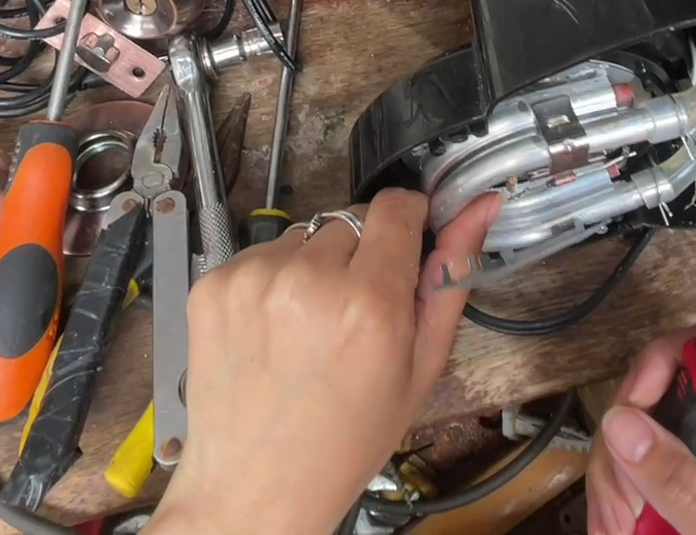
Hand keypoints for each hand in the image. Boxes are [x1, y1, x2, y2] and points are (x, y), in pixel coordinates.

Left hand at [149, 189, 500, 533]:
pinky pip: (263, 252)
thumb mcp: (420, 366)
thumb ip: (451, 276)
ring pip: (306, 234)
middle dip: (360, 253)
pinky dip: (274, 277)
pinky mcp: (215, 283)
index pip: (396, 206)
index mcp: (369, 302)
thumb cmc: (348, 437)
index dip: (407, 220)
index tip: (405, 241)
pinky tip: (275, 326)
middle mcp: (308, 279)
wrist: (255, 488)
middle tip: (353, 308)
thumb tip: (479, 208)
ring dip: (315, 264)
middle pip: (351, 220)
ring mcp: (254, 278)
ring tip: (309, 324)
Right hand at [586, 323, 695, 534]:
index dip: (672, 360)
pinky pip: (633, 452)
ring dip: (617, 473)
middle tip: (621, 502)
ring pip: (640, 417)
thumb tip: (622, 419)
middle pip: (668, 381)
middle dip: (631, 436)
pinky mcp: (684, 468)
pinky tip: (619, 524)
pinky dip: (616, 489)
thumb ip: (684, 490)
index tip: (630, 404)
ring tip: (620, 527)